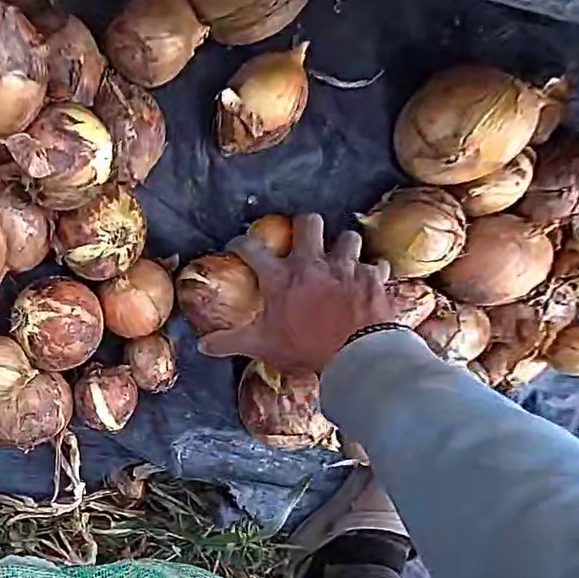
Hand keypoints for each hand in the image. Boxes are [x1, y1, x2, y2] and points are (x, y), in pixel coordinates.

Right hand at [200, 213, 406, 373]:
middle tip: (301, 237)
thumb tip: (203, 346)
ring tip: (338, 257)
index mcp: (281, 277)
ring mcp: (346, 268)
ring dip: (342, 245)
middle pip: (308, 223)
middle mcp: (312, 264)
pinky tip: (367, 280)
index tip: (237, 245)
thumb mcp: (262, 345)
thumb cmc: (305, 347)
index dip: (241, 243)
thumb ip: (231, 342)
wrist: (356, 354)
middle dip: (304, 226)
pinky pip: (375, 265)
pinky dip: (370, 272)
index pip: (252, 249)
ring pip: (347, 237)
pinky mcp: (372, 278)